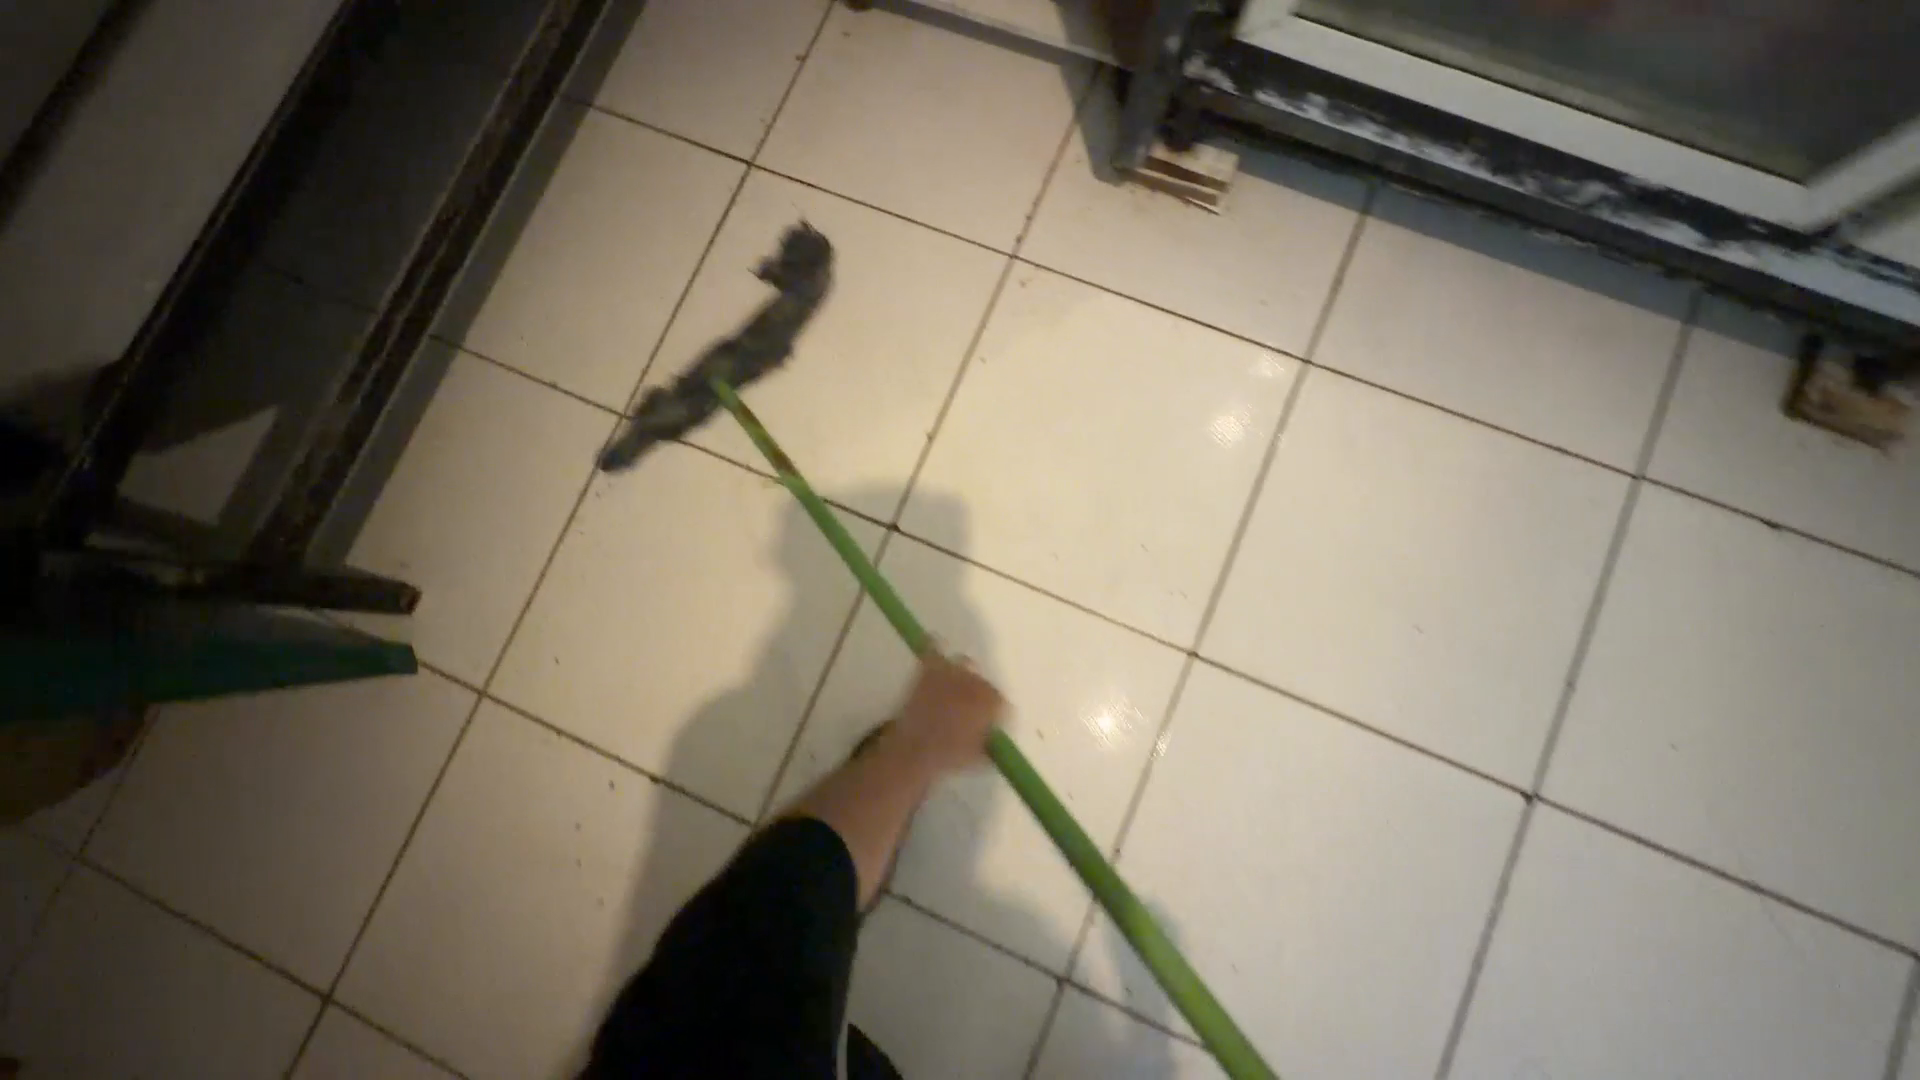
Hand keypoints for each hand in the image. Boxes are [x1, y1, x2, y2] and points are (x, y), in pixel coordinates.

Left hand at [886, 653, 1005, 777]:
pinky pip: (933, 647)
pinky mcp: (928, 670)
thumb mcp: (978, 755)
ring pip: (963, 665)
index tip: (988, 724)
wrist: (914, 748)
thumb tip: (991, 737)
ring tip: (953, 690)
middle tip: (969, 711)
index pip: (1001, 702)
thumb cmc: (950, 756)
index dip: (994, 714)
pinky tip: (934, 641)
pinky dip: (934, 644)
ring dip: (962, 676)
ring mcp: (951, 672)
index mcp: (992, 701)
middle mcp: (976, 681)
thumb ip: (989, 741)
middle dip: (979, 695)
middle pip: (983, 683)